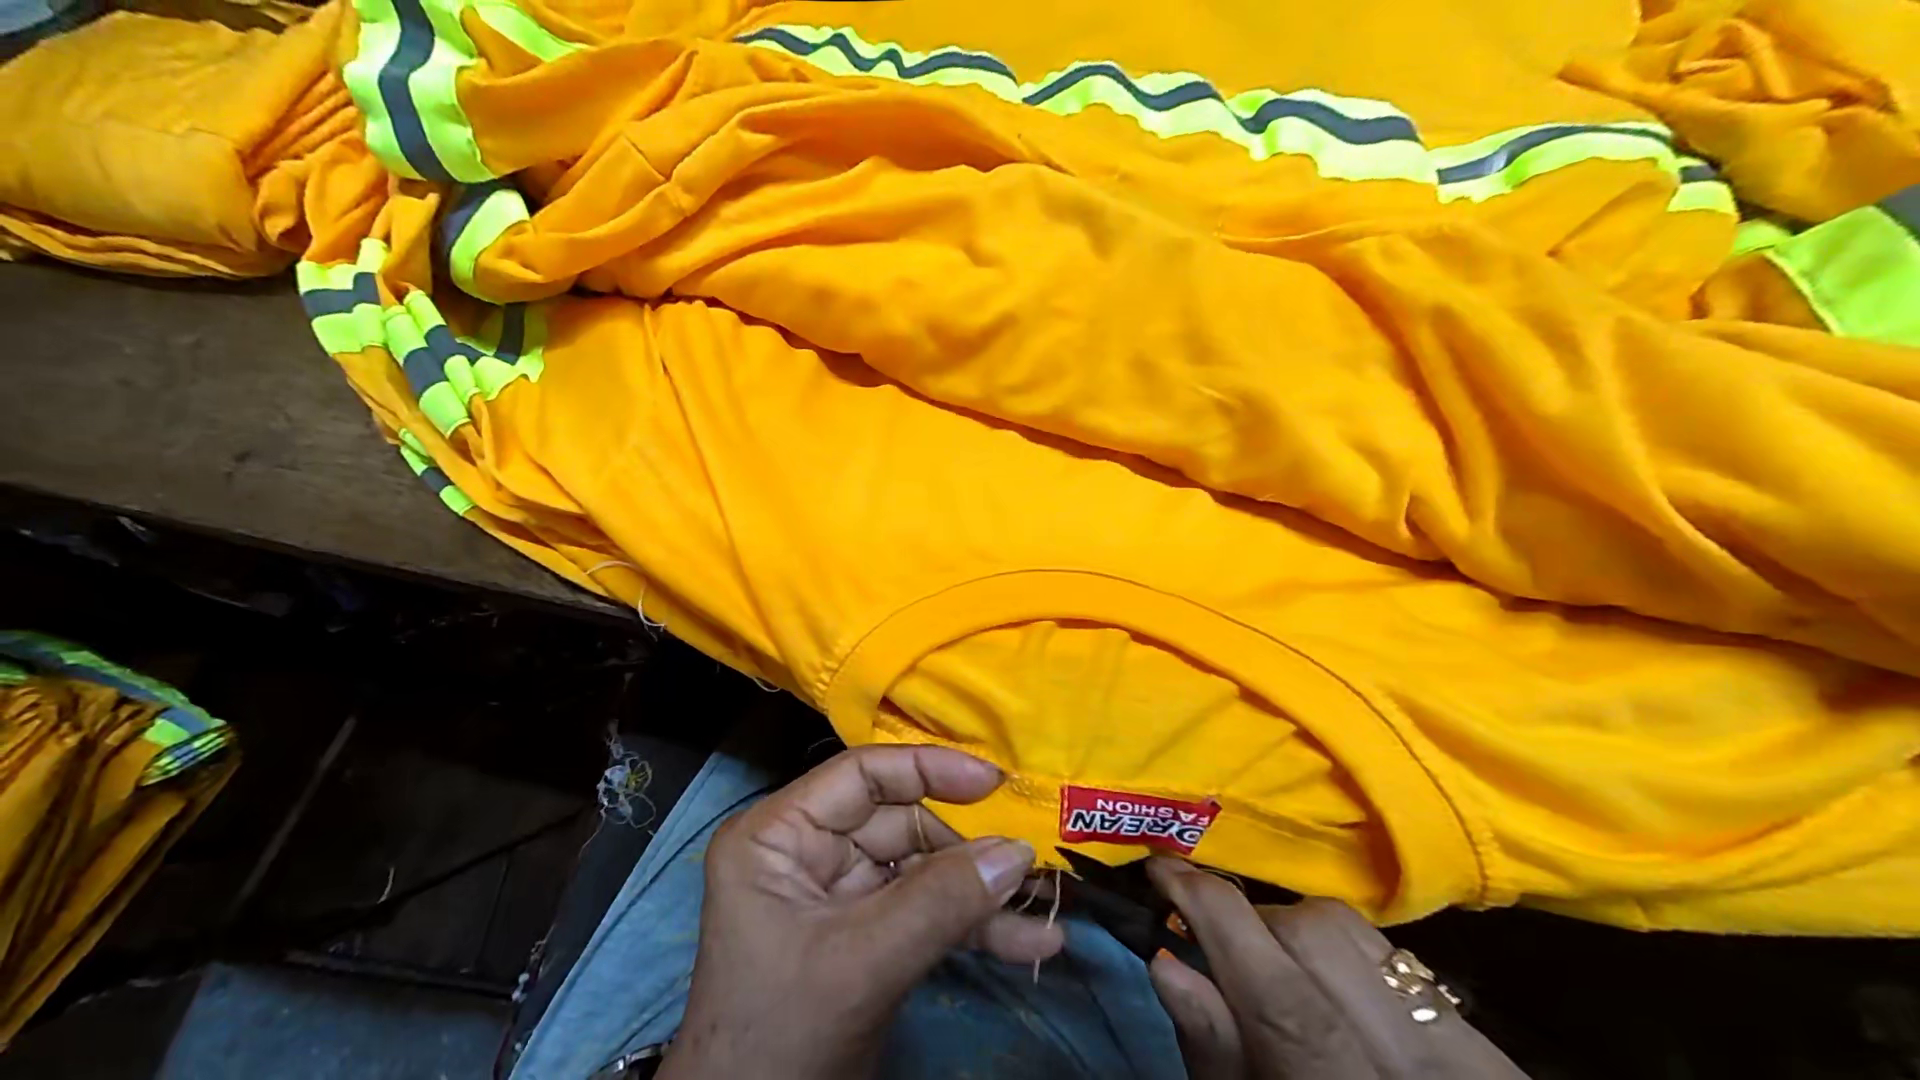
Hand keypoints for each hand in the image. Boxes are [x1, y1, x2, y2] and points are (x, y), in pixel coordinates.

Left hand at [658, 745, 1065, 1079]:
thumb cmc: (780, 1035)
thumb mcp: (860, 962)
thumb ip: (940, 902)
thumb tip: (1018, 851)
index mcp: (780, 835)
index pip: (862, 775)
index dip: (928, 769)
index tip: (992, 781)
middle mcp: (810, 851)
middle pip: (902, 822)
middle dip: (966, 846)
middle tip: (1030, 859)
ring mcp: (841, 893)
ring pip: (923, 869)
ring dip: (981, 893)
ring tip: (1041, 906)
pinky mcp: (868, 933)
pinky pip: (926, 912)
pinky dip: (973, 927)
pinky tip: (1028, 943)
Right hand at [1145, 858, 1528, 1078]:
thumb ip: (1216, 1054)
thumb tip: (1167, 962)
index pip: (1281, 999)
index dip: (1214, 917)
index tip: (1162, 868)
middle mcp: (1419, 1071)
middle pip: (1315, 940)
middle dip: (1248, 924)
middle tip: (1215, 943)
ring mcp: (1467, 1054)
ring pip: (1352, 929)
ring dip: (1291, 927)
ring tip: (1273, 961)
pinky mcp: (1486, 1042)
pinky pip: (1391, 949)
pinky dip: (1339, 943)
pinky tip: (1327, 973)